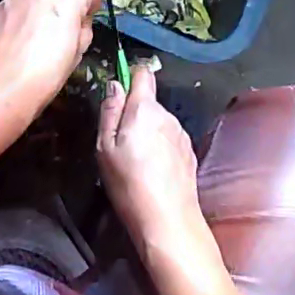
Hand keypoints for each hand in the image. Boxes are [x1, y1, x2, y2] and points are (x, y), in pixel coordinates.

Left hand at [0, 0, 106, 110]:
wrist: (3, 86)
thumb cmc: (46, 76)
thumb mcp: (77, 54)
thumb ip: (83, 28)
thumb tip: (82, 16)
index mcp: (67, 5)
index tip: (91, 6)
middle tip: (60, 19)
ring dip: (38, 9)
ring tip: (31, 38)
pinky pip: (16, 7)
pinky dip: (19, 18)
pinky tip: (15, 40)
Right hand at [97, 64, 204, 253]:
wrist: (168, 221)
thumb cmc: (129, 183)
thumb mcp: (105, 147)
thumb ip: (109, 111)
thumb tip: (115, 84)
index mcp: (145, 109)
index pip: (142, 74)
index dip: (129, 77)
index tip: (117, 94)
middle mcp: (167, 116)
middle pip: (148, 101)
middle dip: (133, 113)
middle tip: (117, 141)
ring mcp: (181, 134)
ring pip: (158, 122)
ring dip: (146, 132)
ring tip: (133, 160)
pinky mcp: (189, 153)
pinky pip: (168, 139)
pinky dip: (158, 148)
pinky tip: (150, 170)